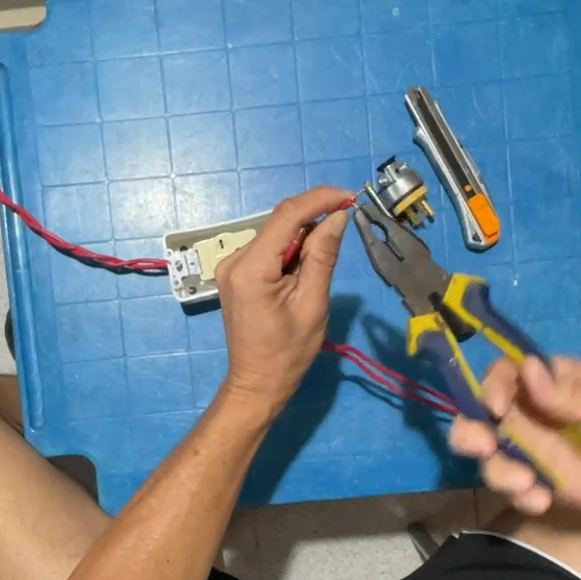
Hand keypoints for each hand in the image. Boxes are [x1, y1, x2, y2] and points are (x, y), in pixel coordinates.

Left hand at [215, 186, 351, 410]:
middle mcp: (234, 260)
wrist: (257, 383)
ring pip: (275, 235)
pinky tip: (303, 271)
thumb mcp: (313, 304)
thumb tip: (337, 217)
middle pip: (280, 223)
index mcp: (251, 268)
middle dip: (314, 220)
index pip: (287, 215)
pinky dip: (290, 251)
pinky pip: (268, 250)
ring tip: (321, 265)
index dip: (320, 199)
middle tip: (346, 225)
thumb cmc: (288, 353)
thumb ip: (322, 257)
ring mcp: (231, 266)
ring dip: (303, 238)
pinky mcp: (235, 274)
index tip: (349, 197)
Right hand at [448, 355, 580, 519]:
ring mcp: (522, 446)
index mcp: (543, 381)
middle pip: (476, 414)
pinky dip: (518, 495)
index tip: (496, 408)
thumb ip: (568, 392)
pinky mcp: (527, 478)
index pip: (501, 374)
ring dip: (497, 470)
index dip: (490, 387)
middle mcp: (524, 410)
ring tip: (525, 484)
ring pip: (484, 454)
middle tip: (485, 447)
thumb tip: (528, 368)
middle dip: (470, 432)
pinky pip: (507, 486)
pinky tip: (542, 500)